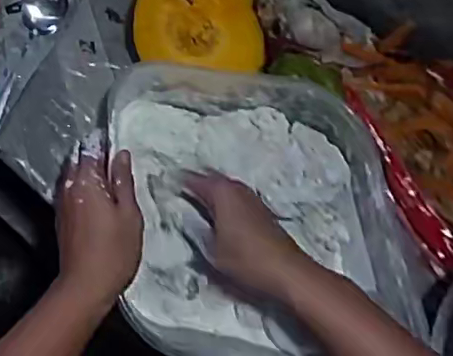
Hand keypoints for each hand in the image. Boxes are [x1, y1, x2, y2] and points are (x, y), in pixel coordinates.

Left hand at [55, 149, 142, 308]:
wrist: (84, 286)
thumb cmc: (113, 251)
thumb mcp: (129, 214)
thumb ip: (123, 181)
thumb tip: (121, 154)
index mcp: (86, 179)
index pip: (92, 149)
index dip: (105, 146)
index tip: (117, 150)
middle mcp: (69, 184)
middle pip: (81, 160)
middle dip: (96, 160)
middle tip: (117, 171)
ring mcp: (62, 200)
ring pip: (75, 176)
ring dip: (89, 176)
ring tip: (110, 188)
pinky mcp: (61, 216)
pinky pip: (72, 192)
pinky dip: (83, 191)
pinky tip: (97, 204)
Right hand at [184, 171, 312, 294]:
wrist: (290, 273)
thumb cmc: (247, 260)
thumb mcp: (212, 251)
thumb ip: (194, 230)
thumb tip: (183, 217)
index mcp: (219, 190)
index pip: (189, 179)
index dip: (174, 182)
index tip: (162, 186)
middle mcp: (234, 186)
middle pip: (207, 180)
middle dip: (193, 185)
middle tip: (178, 195)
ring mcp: (249, 196)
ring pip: (222, 189)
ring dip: (210, 194)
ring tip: (196, 207)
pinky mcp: (260, 209)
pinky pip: (234, 198)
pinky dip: (224, 203)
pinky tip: (220, 217)